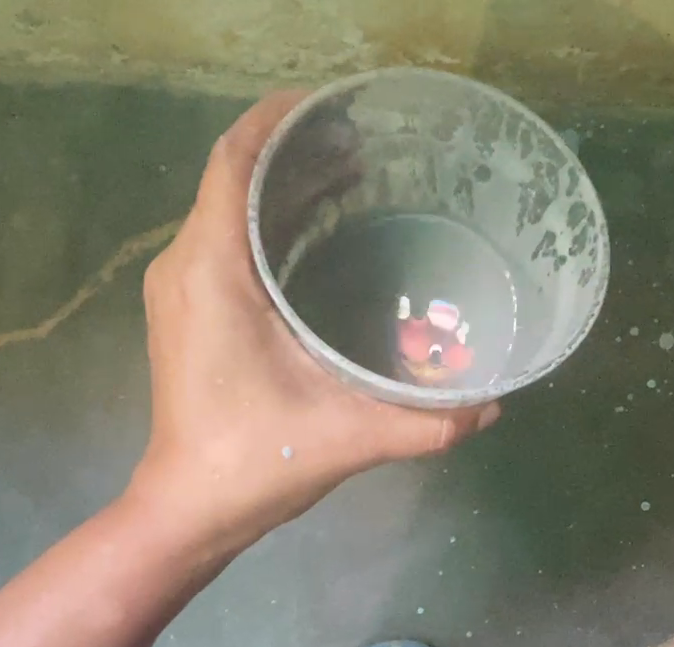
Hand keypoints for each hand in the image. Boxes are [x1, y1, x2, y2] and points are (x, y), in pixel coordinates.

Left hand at [128, 90, 500, 530]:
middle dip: (297, 154)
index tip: (339, 111)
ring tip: (349, 184)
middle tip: (368, 151)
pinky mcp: (187, 315)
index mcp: (215, 272)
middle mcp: (186, 266)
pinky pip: (223, 244)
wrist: (190, 508)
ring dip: (281, 191)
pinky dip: (267, 228)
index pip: (235, 161)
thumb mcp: (352, 437)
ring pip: (226, 211)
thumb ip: (427, 423)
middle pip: (234, 179)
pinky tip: (315, 245)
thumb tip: (492, 407)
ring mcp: (181, 291)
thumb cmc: (256, 462)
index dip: (281, 120)